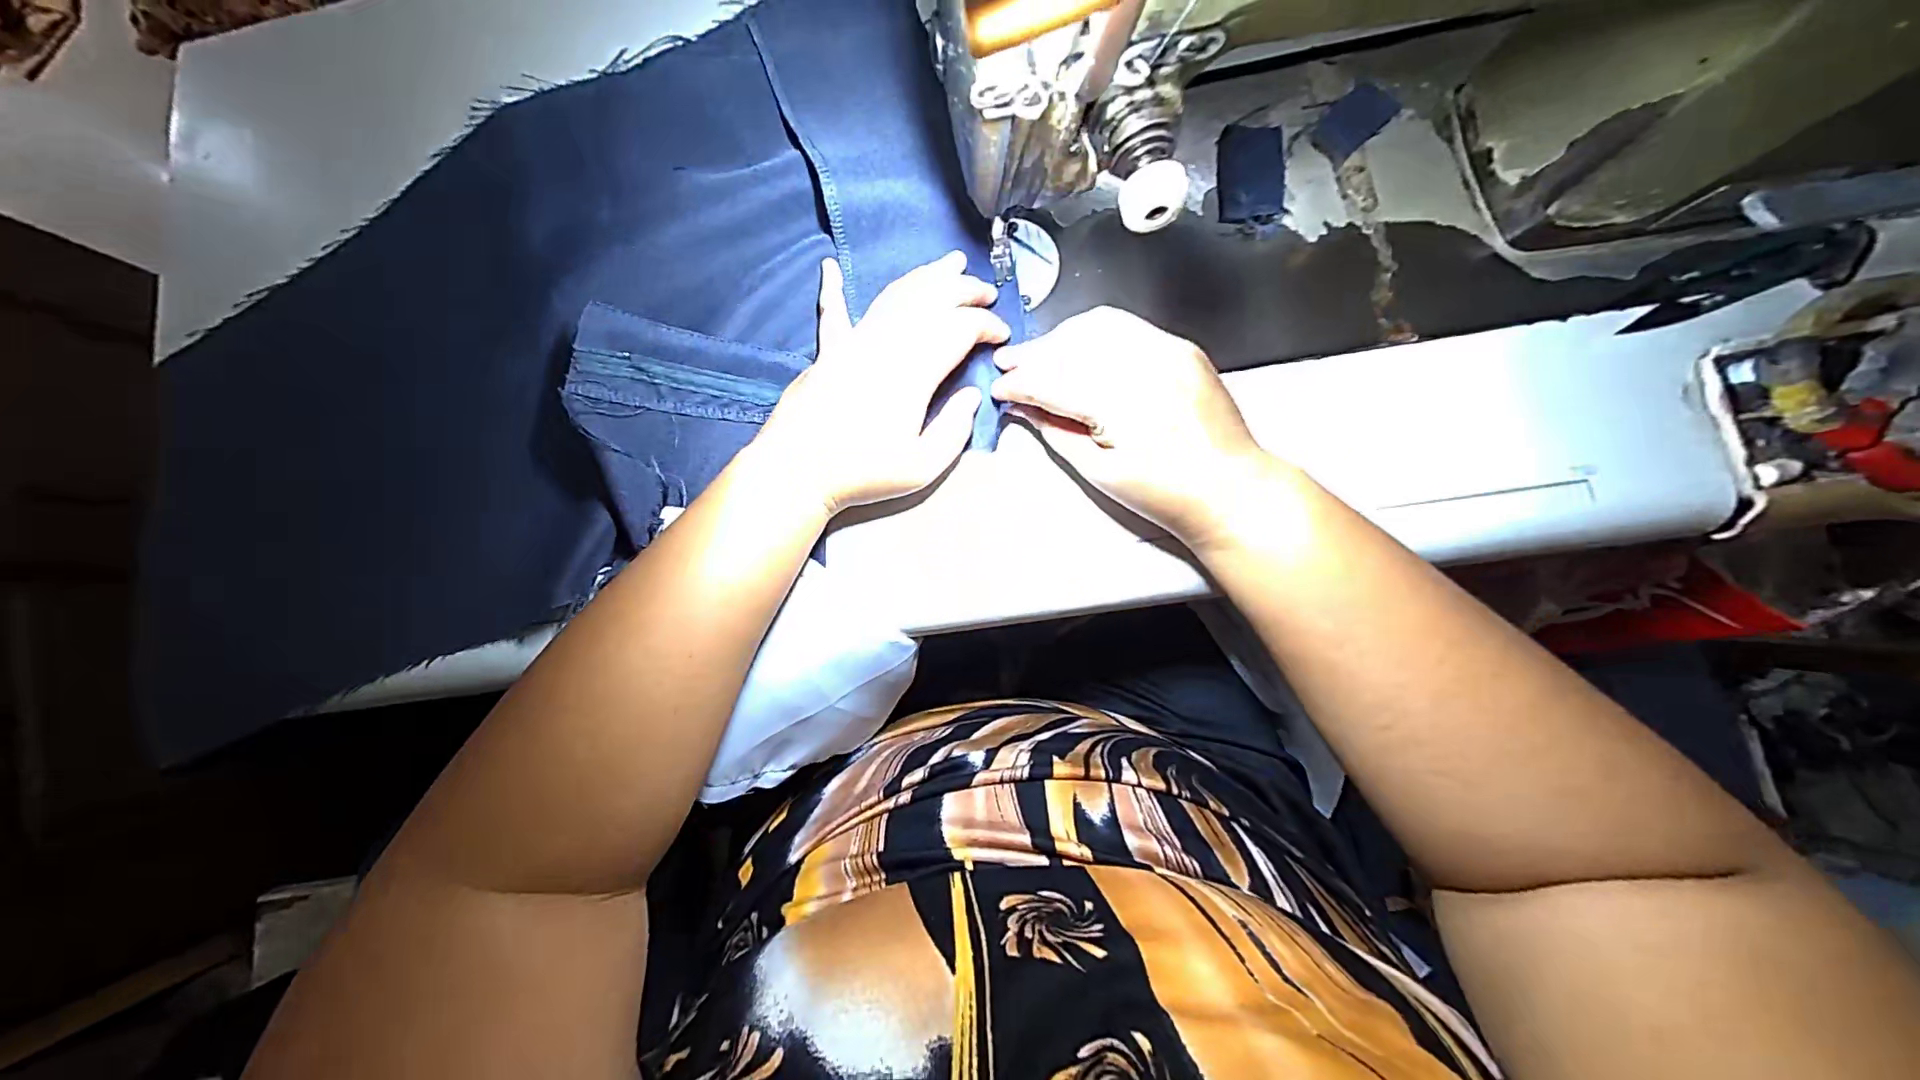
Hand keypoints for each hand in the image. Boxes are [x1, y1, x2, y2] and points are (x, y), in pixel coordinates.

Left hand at [747, 252, 1009, 514]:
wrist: (797, 471)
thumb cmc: (862, 473)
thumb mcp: (922, 465)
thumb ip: (955, 429)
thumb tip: (971, 395)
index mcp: (915, 370)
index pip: (960, 328)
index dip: (986, 325)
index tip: (1000, 335)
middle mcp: (886, 344)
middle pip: (932, 300)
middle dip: (964, 290)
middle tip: (986, 292)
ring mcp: (854, 343)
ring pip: (895, 295)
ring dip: (925, 276)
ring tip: (949, 264)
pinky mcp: (827, 352)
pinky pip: (832, 313)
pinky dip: (833, 291)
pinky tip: (830, 270)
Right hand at [989, 306, 1282, 547]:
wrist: (1228, 488)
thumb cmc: (1166, 492)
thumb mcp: (1098, 470)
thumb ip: (1055, 432)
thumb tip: (1024, 409)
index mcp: (1120, 403)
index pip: (1054, 380)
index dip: (1020, 383)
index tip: (1001, 389)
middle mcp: (1144, 366)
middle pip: (1072, 345)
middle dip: (1036, 354)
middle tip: (1011, 365)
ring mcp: (1167, 352)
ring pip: (1098, 326)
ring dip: (1063, 337)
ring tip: (1041, 354)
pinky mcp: (1181, 349)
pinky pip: (1129, 327)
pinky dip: (1097, 333)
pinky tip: (1081, 347)